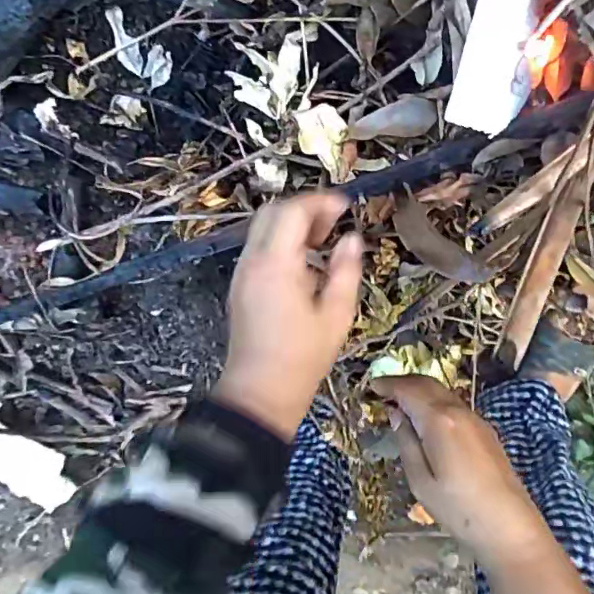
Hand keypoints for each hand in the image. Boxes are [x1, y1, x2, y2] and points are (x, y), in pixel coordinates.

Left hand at [211, 193, 363, 439]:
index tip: (346, 205)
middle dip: (305, 208)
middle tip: (335, 221)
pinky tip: (305, 262)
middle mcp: (252, 262)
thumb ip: (346, 270)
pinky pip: (259, 248)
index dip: (321, 201)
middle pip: (272, 212)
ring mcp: (242, 273)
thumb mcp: (337, 315)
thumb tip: (353, 239)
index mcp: (275, 265)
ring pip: (262, 228)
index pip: (293, 212)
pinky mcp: (240, 286)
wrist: (260, 392)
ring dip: (292, 224)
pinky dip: (281, 242)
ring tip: (323, 239)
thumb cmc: (302, 357)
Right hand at [371, 375, 553, 568]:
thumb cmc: (458, 508)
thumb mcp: (421, 481)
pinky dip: (435, 402)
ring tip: (400, 403)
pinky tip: (426, 418)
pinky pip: (454, 405)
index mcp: (440, 421)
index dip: (389, 385)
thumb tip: (397, 414)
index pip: (409, 390)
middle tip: (383, 390)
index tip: (372, 385)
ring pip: (443, 393)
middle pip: (428, 384)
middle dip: (403, 382)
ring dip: (420, 390)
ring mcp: (475, 419)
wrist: (509, 526)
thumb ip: (406, 442)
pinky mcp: (485, 430)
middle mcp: (459, 411)